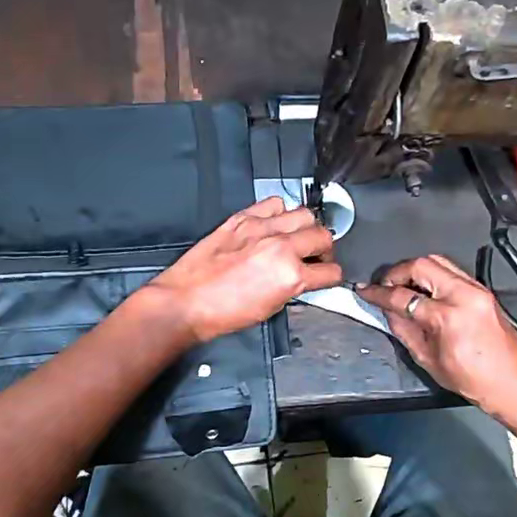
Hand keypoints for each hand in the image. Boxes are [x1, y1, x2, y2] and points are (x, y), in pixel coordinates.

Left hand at [140, 197, 342, 342]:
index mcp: (291, 276)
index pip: (330, 271)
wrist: (185, 302)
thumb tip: (301, 279)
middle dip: (324, 249)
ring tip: (296, 238)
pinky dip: (279, 212)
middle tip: (315, 256)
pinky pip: (274, 203)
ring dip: (306, 227)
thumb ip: (292, 288)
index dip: (331, 276)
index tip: (327, 276)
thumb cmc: (220, 312)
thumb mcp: (269, 309)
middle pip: (323, 236)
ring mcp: (261, 229)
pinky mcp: (242, 219)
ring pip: (304, 214)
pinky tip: (274, 225)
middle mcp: (280, 247)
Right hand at [358, 255, 516, 421]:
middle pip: (422, 264)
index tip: (364, 291)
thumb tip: (387, 310)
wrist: (515, 383)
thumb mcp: (428, 360)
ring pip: (438, 262)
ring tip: (402, 288)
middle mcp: (465, 295)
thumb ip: (404, 330)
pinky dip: (432, 276)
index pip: (403, 295)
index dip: (378, 293)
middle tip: (383, 286)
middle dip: (397, 272)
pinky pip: (452, 272)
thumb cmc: (474, 380)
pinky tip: (423, 293)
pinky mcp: (483, 291)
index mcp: (449, 316)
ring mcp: (478, 290)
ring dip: (415, 271)